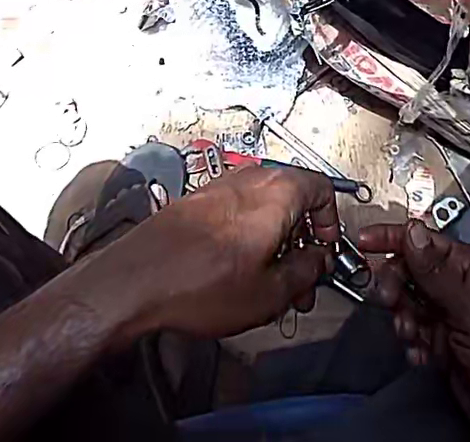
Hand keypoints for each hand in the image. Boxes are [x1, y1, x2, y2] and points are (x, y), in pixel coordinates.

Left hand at [90, 165, 338, 339]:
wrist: (139, 277)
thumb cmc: (204, 284)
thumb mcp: (269, 292)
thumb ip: (305, 272)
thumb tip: (318, 258)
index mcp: (277, 191)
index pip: (323, 188)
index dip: (331, 223)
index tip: (323, 254)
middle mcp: (253, 176)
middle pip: (296, 196)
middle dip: (304, 239)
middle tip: (301, 282)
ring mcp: (225, 183)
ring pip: (268, 204)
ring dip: (279, 238)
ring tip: (271, 282)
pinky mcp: (203, 196)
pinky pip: (242, 206)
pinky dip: (253, 231)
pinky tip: (242, 269)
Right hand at [355, 221, 469, 441]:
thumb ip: (436, 274)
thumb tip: (411, 231)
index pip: (424, 241)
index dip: (393, 238)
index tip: (364, 241)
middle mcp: (462, 289)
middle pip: (412, 271)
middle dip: (397, 286)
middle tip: (390, 301)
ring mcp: (455, 319)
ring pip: (411, 303)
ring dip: (404, 318)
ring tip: (414, 336)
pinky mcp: (449, 347)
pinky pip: (417, 332)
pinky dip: (412, 342)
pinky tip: (420, 354)